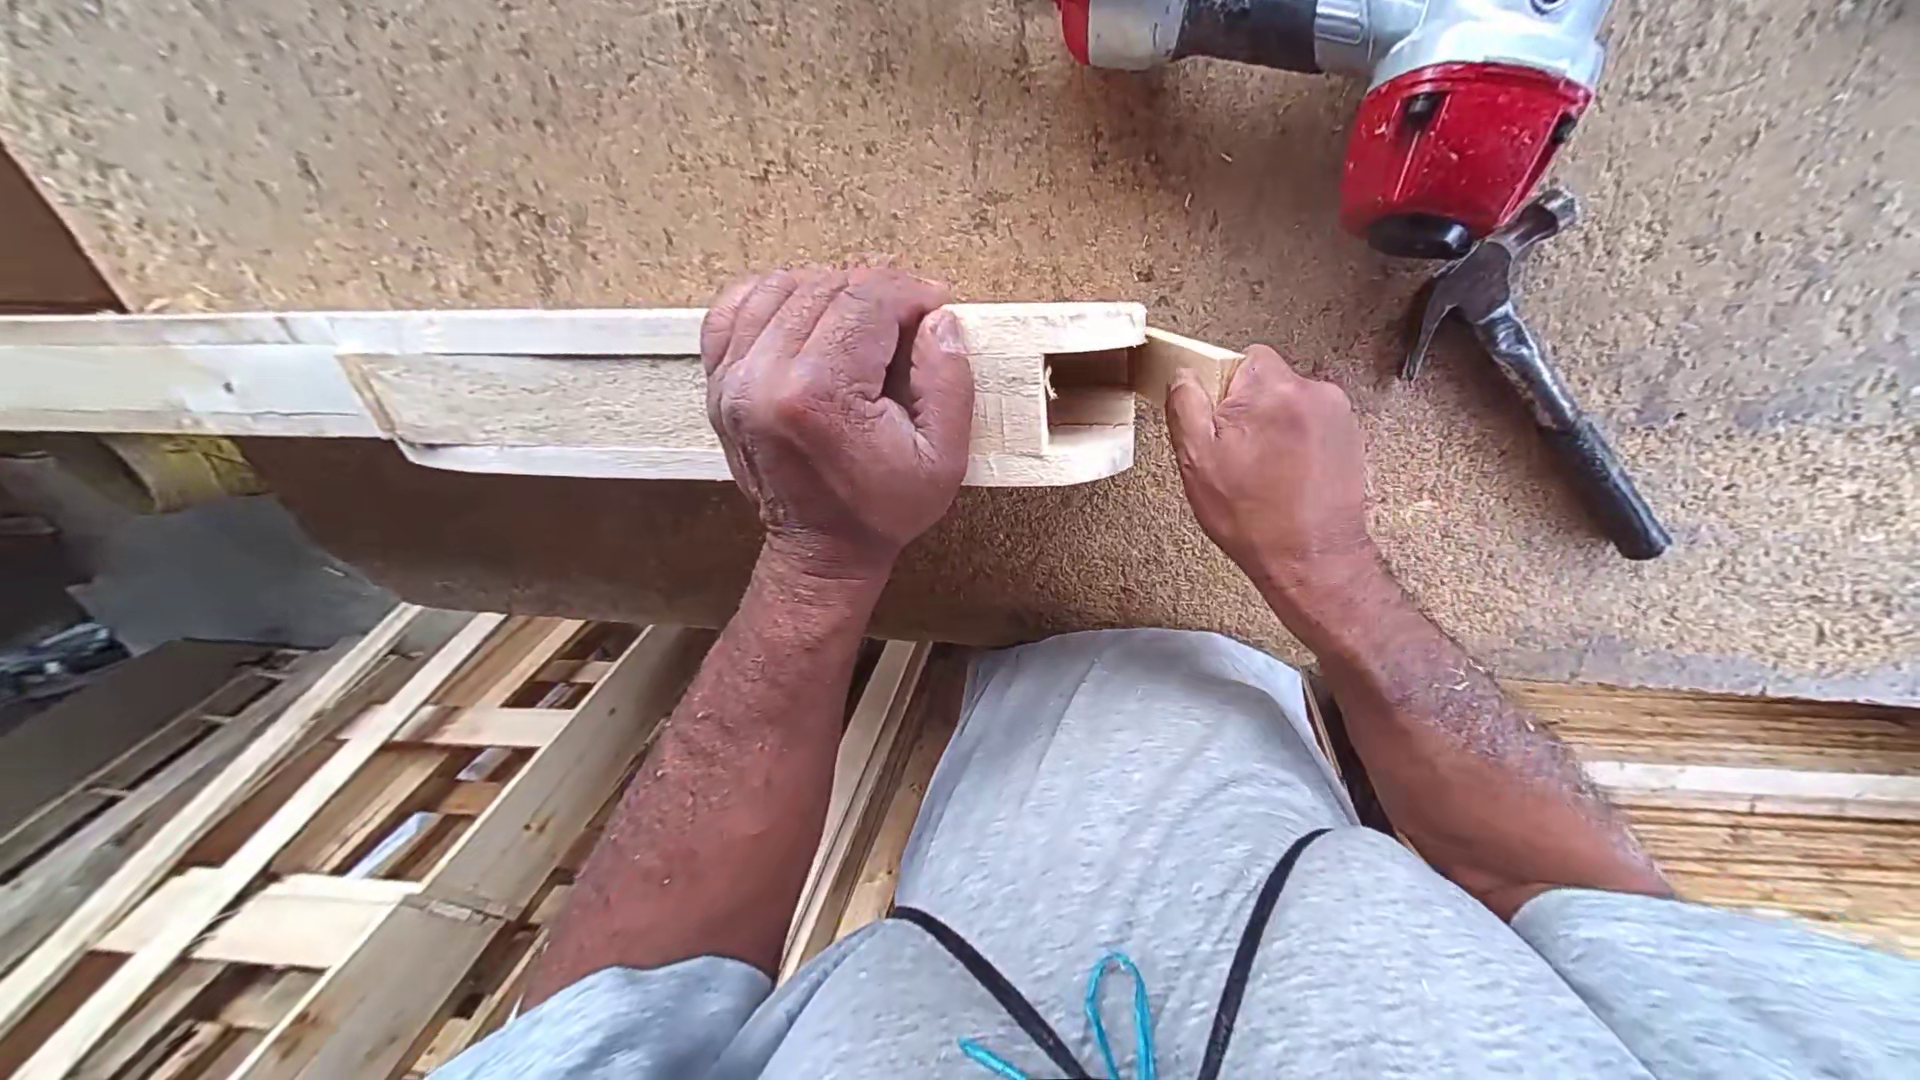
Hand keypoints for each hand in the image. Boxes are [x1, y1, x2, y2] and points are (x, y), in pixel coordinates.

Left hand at [701, 268, 974, 582]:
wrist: (821, 550)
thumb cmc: (879, 512)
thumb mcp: (943, 459)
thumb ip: (949, 382)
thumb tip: (939, 319)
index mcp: (818, 395)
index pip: (867, 301)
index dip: (910, 293)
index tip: (935, 305)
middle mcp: (763, 378)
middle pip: (826, 287)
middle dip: (878, 291)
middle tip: (908, 317)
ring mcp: (732, 379)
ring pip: (783, 287)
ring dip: (832, 291)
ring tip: (865, 320)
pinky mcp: (719, 384)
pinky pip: (737, 308)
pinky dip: (776, 298)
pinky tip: (807, 316)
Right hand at [1166, 345, 1379, 615]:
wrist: (1312, 559)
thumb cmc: (1255, 518)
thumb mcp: (1196, 461)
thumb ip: (1186, 406)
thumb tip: (1183, 374)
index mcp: (1272, 391)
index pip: (1239, 358)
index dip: (1219, 390)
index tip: (1215, 424)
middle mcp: (1313, 392)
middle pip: (1264, 381)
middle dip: (1244, 412)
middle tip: (1233, 454)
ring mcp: (1337, 414)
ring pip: (1285, 404)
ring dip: (1268, 428)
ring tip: (1260, 471)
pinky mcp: (1349, 436)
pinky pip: (1307, 424)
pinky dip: (1291, 444)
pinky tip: (1282, 477)